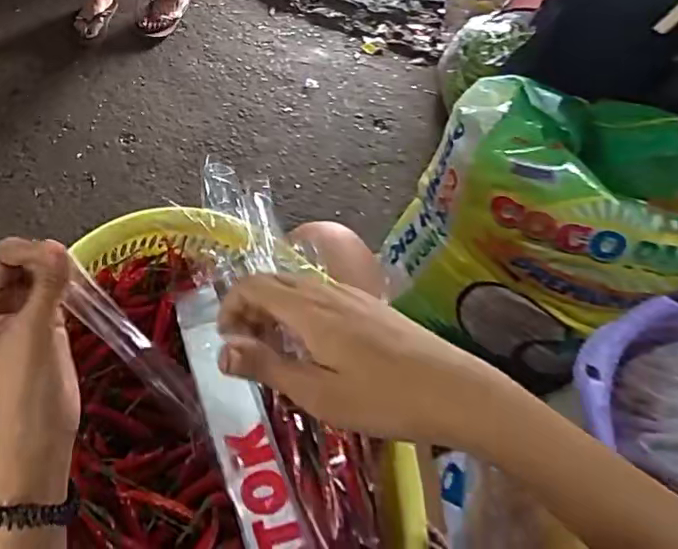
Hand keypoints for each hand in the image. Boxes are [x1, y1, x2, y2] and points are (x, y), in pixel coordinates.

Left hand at [0, 238, 79, 501]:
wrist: (40, 443)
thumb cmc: (25, 392)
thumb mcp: (33, 334)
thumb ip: (46, 287)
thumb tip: (58, 246)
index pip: (0, 259)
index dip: (26, 251)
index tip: (54, 254)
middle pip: (20, 261)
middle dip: (41, 256)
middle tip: (66, 263)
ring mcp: (23, 312)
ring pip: (39, 272)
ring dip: (55, 267)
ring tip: (73, 274)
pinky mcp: (47, 321)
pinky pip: (54, 288)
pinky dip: (65, 282)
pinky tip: (77, 284)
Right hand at [218, 273, 517, 447]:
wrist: (454, 388)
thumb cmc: (382, 397)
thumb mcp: (317, 393)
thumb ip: (267, 367)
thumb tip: (222, 350)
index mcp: (306, 308)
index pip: (251, 285)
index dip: (229, 306)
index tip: (225, 340)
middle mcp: (323, 290)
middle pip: (270, 280)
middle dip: (248, 306)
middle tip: (245, 346)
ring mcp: (348, 293)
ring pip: (295, 286)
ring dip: (273, 309)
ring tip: (275, 349)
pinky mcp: (366, 303)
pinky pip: (317, 294)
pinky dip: (298, 310)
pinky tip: (313, 346)